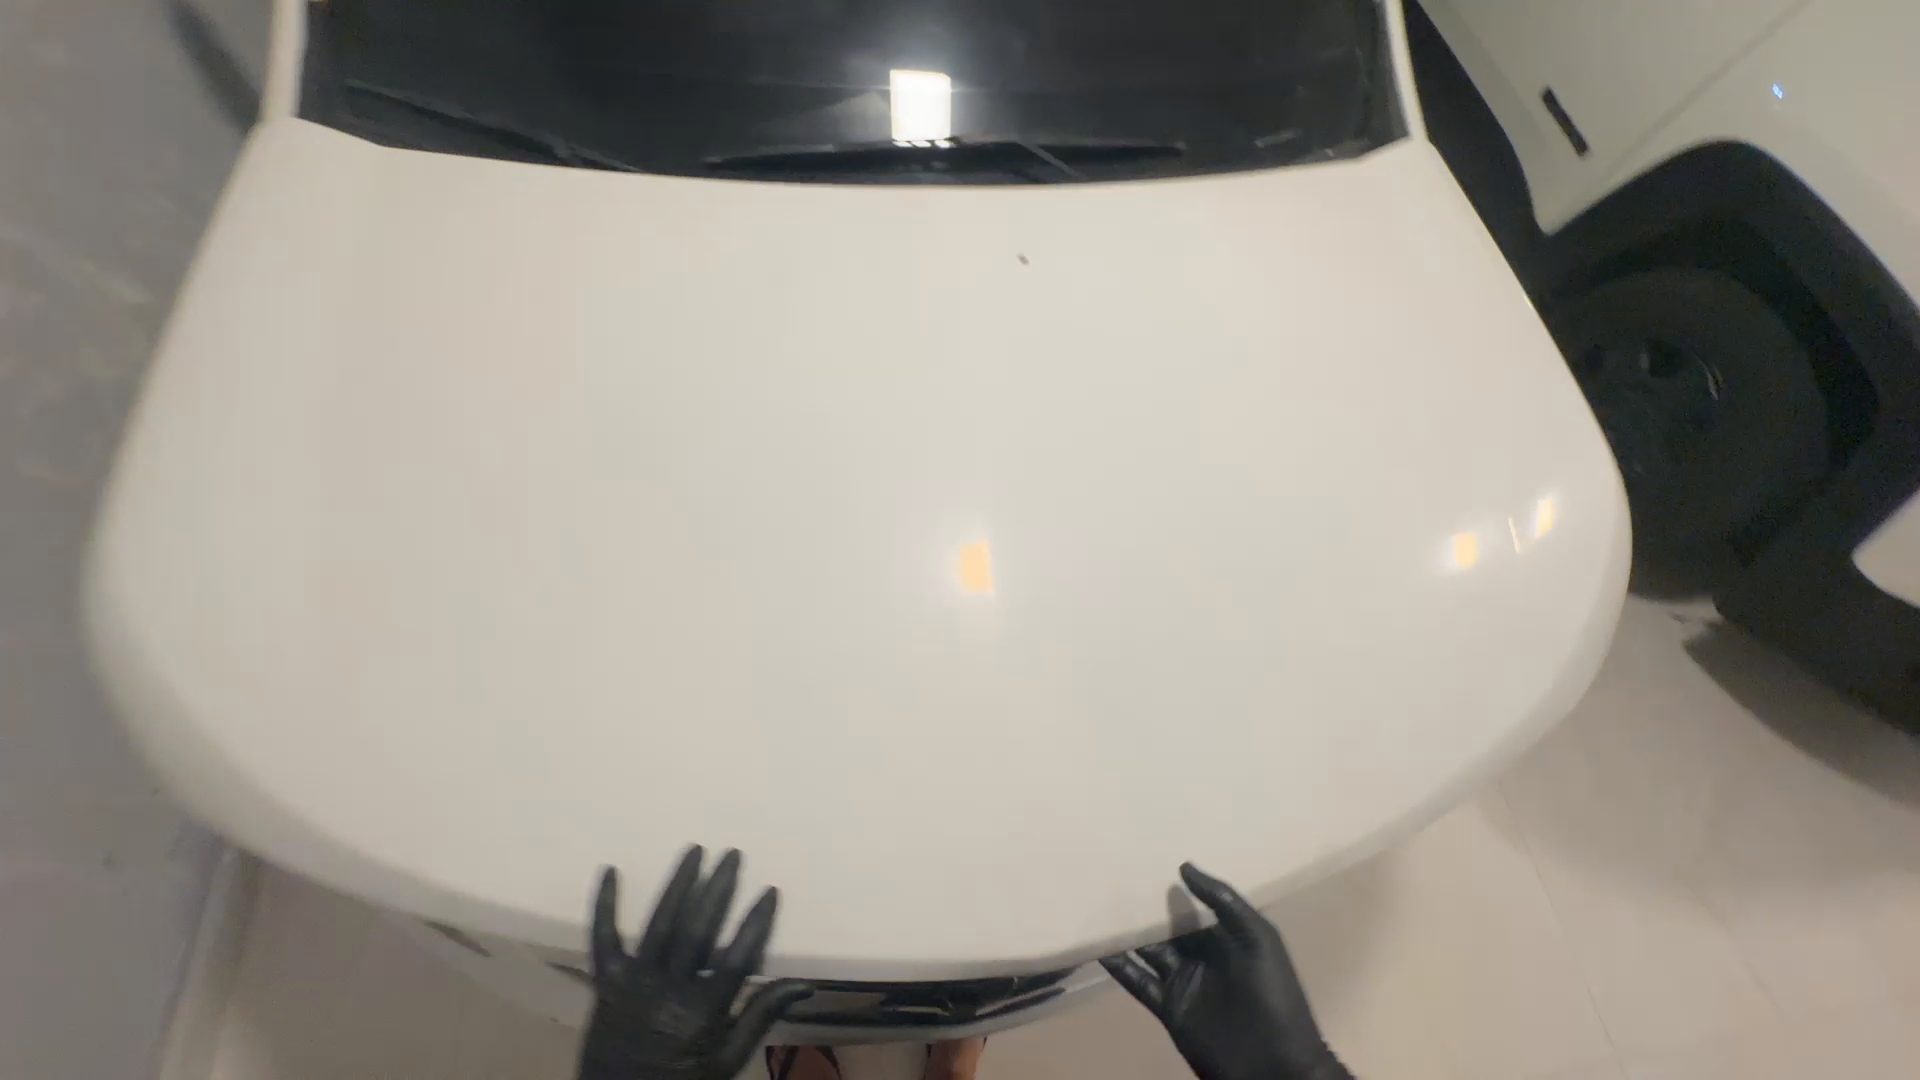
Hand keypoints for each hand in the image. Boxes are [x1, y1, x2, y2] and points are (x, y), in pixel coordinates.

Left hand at [577, 846, 812, 1079]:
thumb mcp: (728, 1060)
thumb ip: (761, 1016)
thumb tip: (805, 984)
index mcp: (701, 1012)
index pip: (735, 957)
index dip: (755, 922)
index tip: (770, 890)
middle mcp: (667, 990)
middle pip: (697, 930)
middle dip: (718, 889)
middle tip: (733, 854)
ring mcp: (634, 982)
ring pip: (659, 923)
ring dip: (678, 883)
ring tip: (695, 851)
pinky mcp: (606, 982)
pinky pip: (602, 939)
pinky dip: (604, 905)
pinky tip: (609, 870)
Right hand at [1102, 864, 1352, 1079]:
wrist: (1276, 1065)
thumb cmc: (1274, 994)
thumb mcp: (1258, 938)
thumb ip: (1223, 901)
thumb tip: (1183, 865)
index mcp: (1222, 936)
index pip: (1188, 904)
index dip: (1167, 884)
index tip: (1140, 857)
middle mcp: (1198, 954)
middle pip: (1163, 924)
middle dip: (1141, 905)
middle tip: (1109, 876)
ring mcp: (1181, 981)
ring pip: (1146, 949)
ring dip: (1125, 932)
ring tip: (1096, 906)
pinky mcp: (1168, 1007)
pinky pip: (1138, 981)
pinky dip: (1118, 966)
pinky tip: (1098, 947)